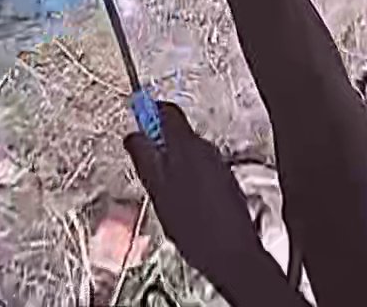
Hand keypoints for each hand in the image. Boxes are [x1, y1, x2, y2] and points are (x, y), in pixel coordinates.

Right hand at [125, 103, 307, 305]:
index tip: (139, 121)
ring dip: (175, 164)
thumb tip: (132, 135)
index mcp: (186, 143)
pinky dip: (190, 178)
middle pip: (177, 132)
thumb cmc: (194, 223)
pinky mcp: (227, 182)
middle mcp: (205, 148)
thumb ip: (142, 156)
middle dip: (161, 145)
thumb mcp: (156, 188)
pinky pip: (202, 169)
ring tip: (168, 194)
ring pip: (189, 153)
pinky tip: (186, 204)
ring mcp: (218, 164)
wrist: (233, 256)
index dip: (149, 111)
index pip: (166, 109)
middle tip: (149, 169)